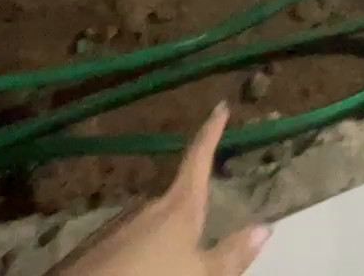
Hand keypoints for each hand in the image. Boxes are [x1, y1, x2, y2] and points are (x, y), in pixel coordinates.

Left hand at [52, 103, 269, 275]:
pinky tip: (141, 272)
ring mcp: (119, 223)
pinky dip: (140, 254)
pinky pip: (130, 242)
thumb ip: (232, 254)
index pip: (199, 157)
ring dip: (163, 237)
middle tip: (203, 225)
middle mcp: (149, 204)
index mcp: (179, 205)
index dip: (211, 131)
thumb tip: (266, 226)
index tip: (221, 106)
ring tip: (170, 263)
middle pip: (177, 196)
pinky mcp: (97, 246)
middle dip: (190, 206)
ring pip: (151, 222)